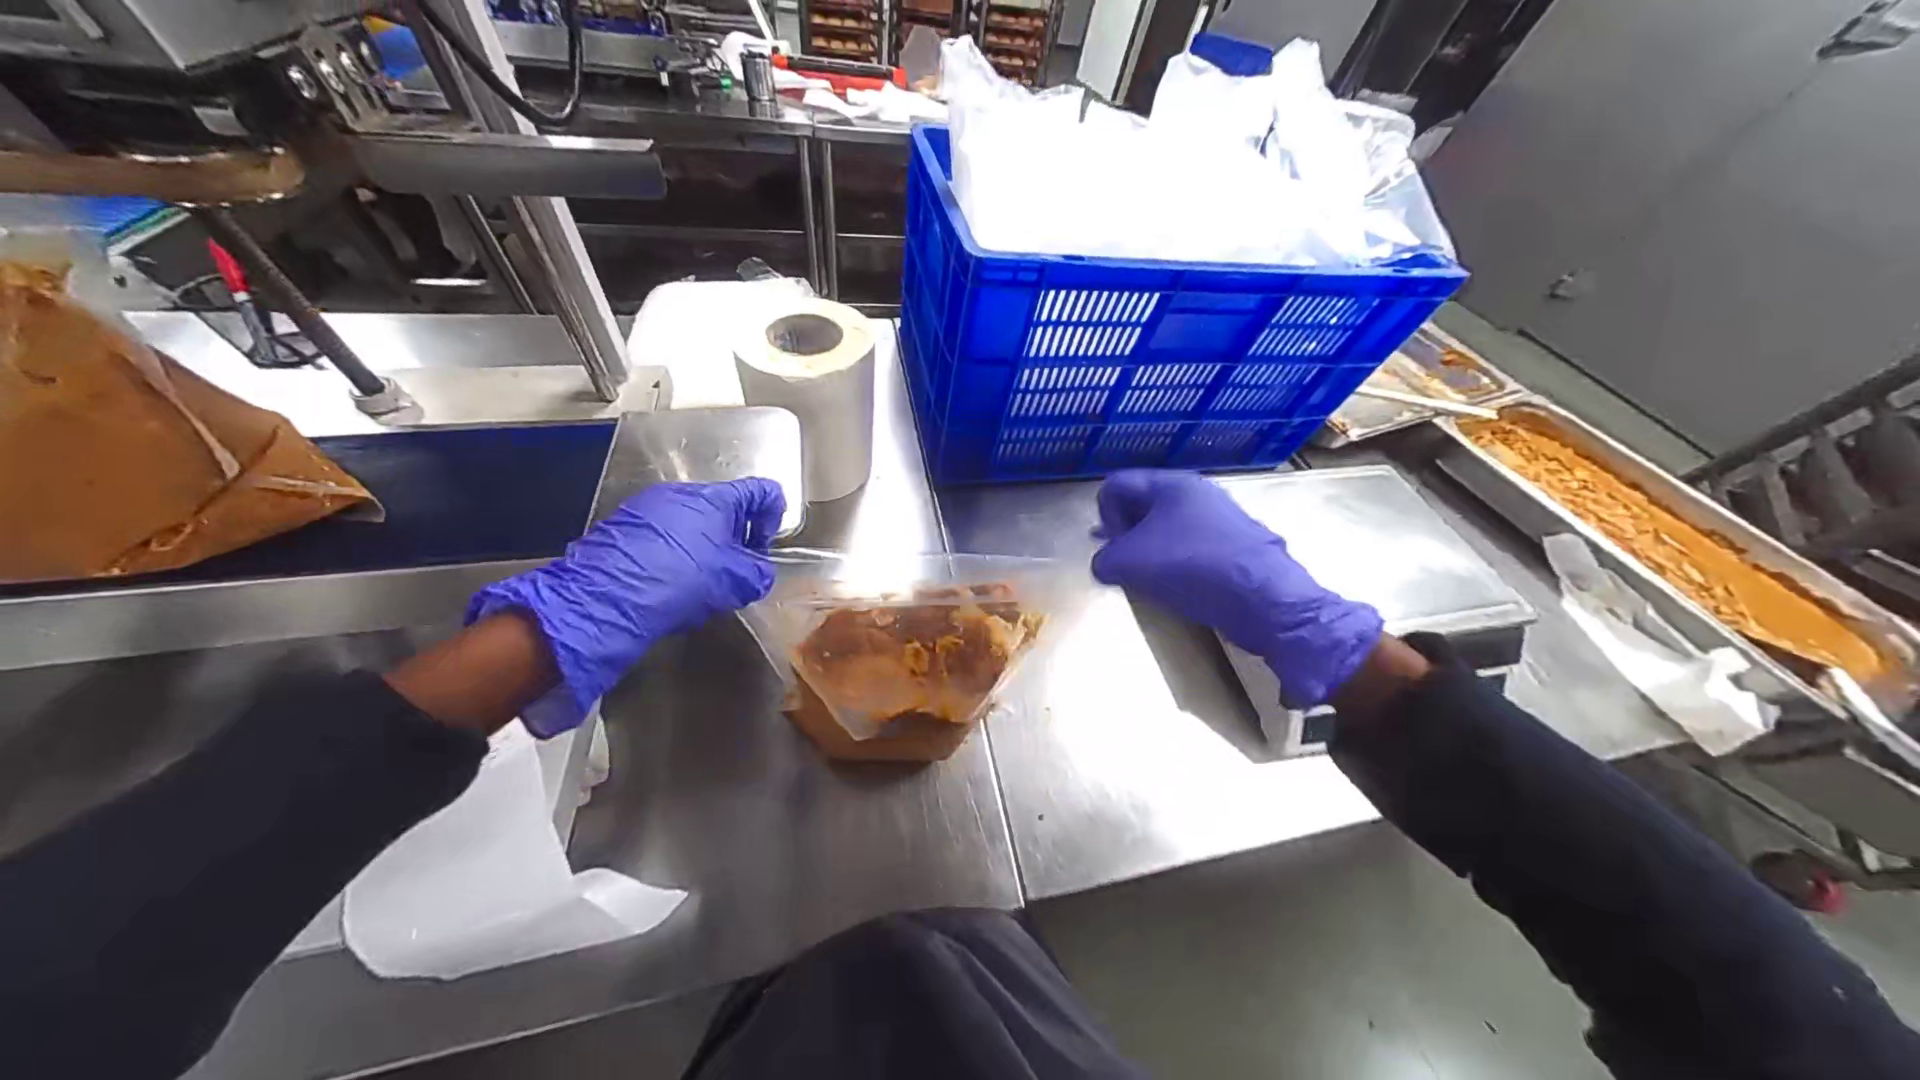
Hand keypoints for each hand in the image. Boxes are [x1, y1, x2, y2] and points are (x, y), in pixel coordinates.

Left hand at [466, 478, 785, 735]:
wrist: (605, 599)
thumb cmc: (681, 581)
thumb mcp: (736, 582)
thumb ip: (758, 572)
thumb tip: (757, 571)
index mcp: (715, 499)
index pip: (761, 491)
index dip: (773, 516)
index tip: (764, 546)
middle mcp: (681, 493)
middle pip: (724, 507)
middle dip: (736, 537)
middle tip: (735, 570)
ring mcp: (648, 507)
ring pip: (693, 522)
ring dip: (705, 547)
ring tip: (700, 582)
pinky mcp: (623, 526)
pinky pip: (664, 533)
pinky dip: (676, 552)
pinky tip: (669, 582)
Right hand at [1090, 469, 1383, 708]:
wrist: (1263, 598)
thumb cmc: (1189, 566)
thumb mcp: (1127, 563)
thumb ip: (1102, 560)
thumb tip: (1106, 564)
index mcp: (1170, 483)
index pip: (1117, 484)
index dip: (1103, 513)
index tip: (1110, 543)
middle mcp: (1197, 492)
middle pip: (1142, 504)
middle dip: (1123, 531)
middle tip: (1118, 560)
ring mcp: (1219, 519)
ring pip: (1167, 527)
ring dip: (1148, 550)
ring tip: (1141, 576)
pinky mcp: (1233, 546)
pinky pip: (1190, 547)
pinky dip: (1174, 563)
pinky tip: (1173, 585)